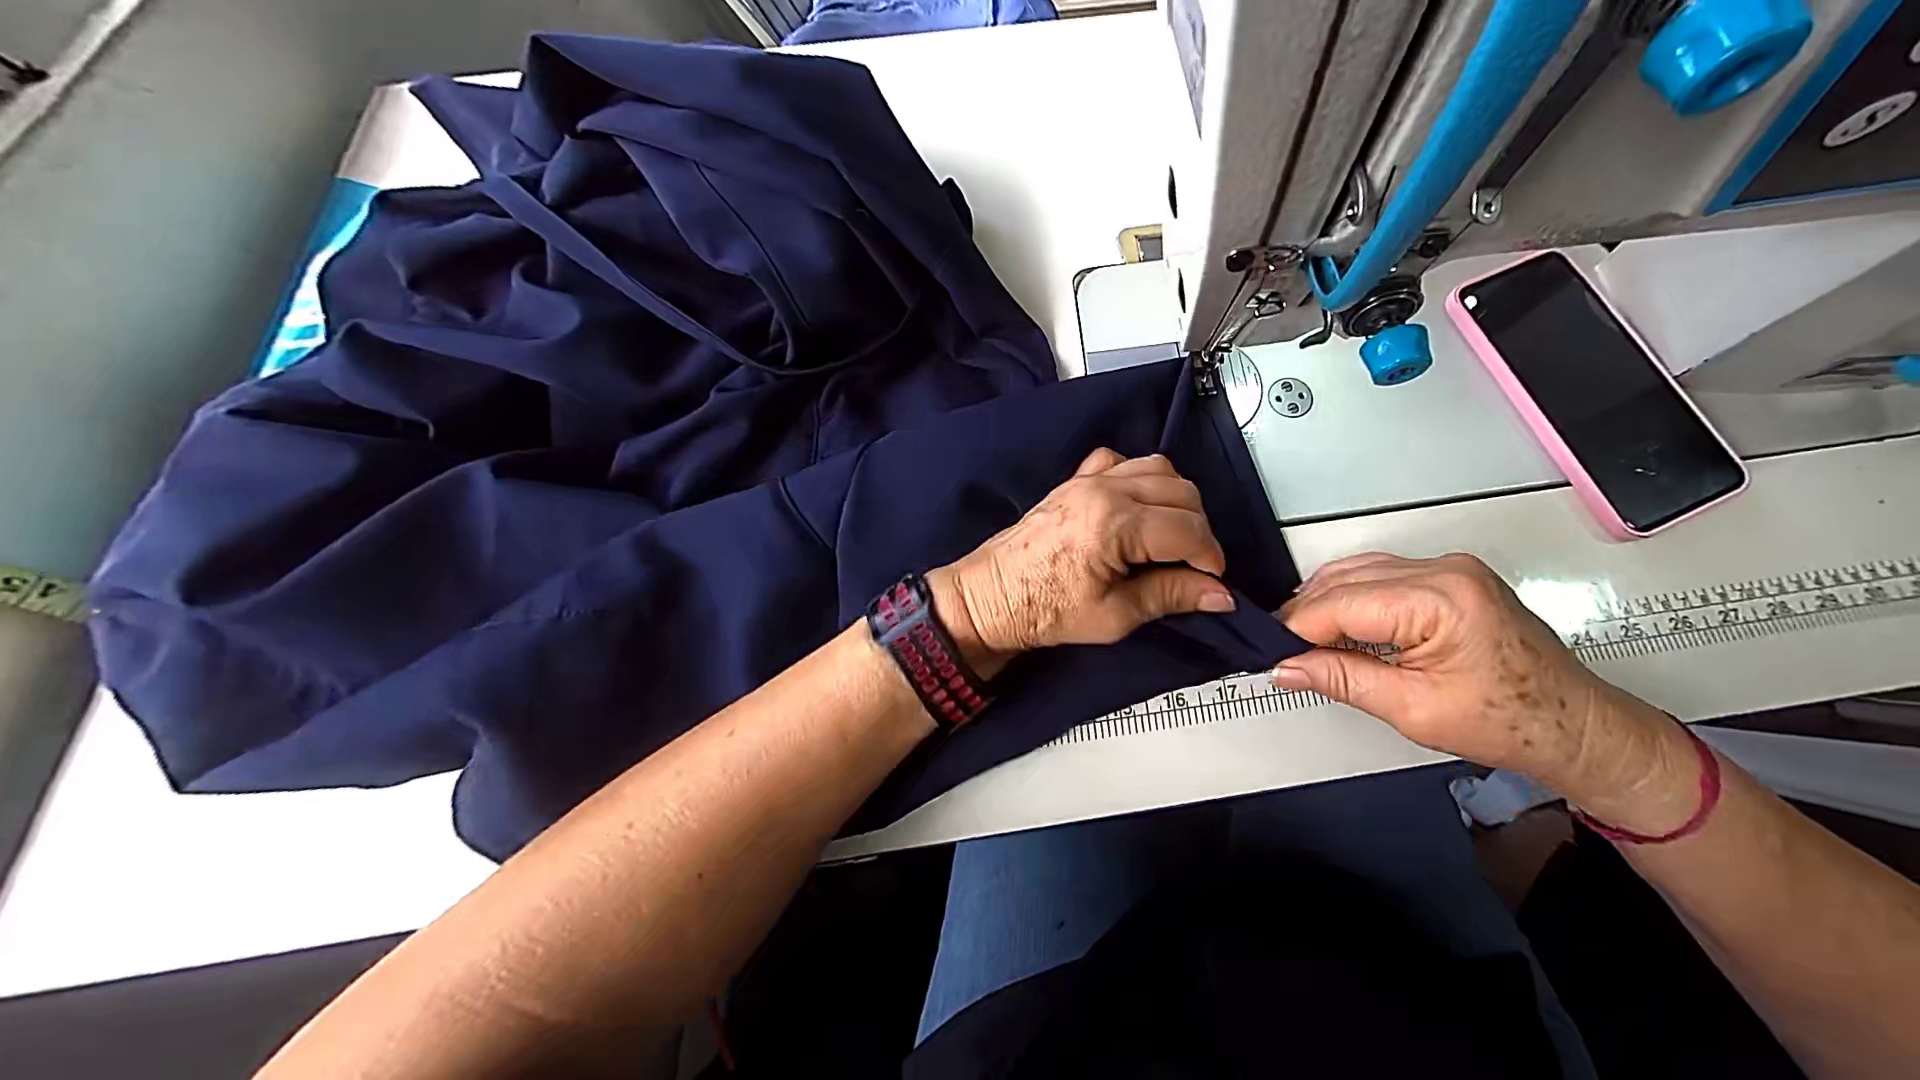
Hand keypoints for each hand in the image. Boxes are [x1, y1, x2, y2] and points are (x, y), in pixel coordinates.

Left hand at [928, 449, 1236, 678]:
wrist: (990, 597)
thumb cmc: (1040, 610)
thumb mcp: (1114, 616)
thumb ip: (1171, 596)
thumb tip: (1219, 595)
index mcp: (1114, 523)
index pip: (1189, 529)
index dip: (1210, 559)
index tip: (1211, 582)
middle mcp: (1104, 490)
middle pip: (1182, 492)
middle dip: (1198, 530)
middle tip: (1193, 567)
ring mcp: (1087, 480)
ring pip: (1159, 468)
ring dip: (1177, 501)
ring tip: (1171, 540)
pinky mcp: (1075, 481)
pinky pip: (1121, 461)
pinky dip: (1141, 478)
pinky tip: (1139, 508)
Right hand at [1270, 553, 1695, 820]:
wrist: (1576, 725)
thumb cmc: (1515, 722)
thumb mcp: (1412, 709)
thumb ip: (1340, 679)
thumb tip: (1286, 667)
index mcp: (1439, 600)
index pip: (1336, 604)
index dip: (1294, 631)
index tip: (1271, 655)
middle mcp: (1444, 571)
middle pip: (1340, 583)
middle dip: (1304, 617)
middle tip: (1284, 654)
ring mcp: (1447, 568)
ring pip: (1354, 573)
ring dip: (1323, 606)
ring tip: (1308, 645)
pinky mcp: (1446, 575)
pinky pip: (1377, 574)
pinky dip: (1349, 598)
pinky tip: (1338, 626)